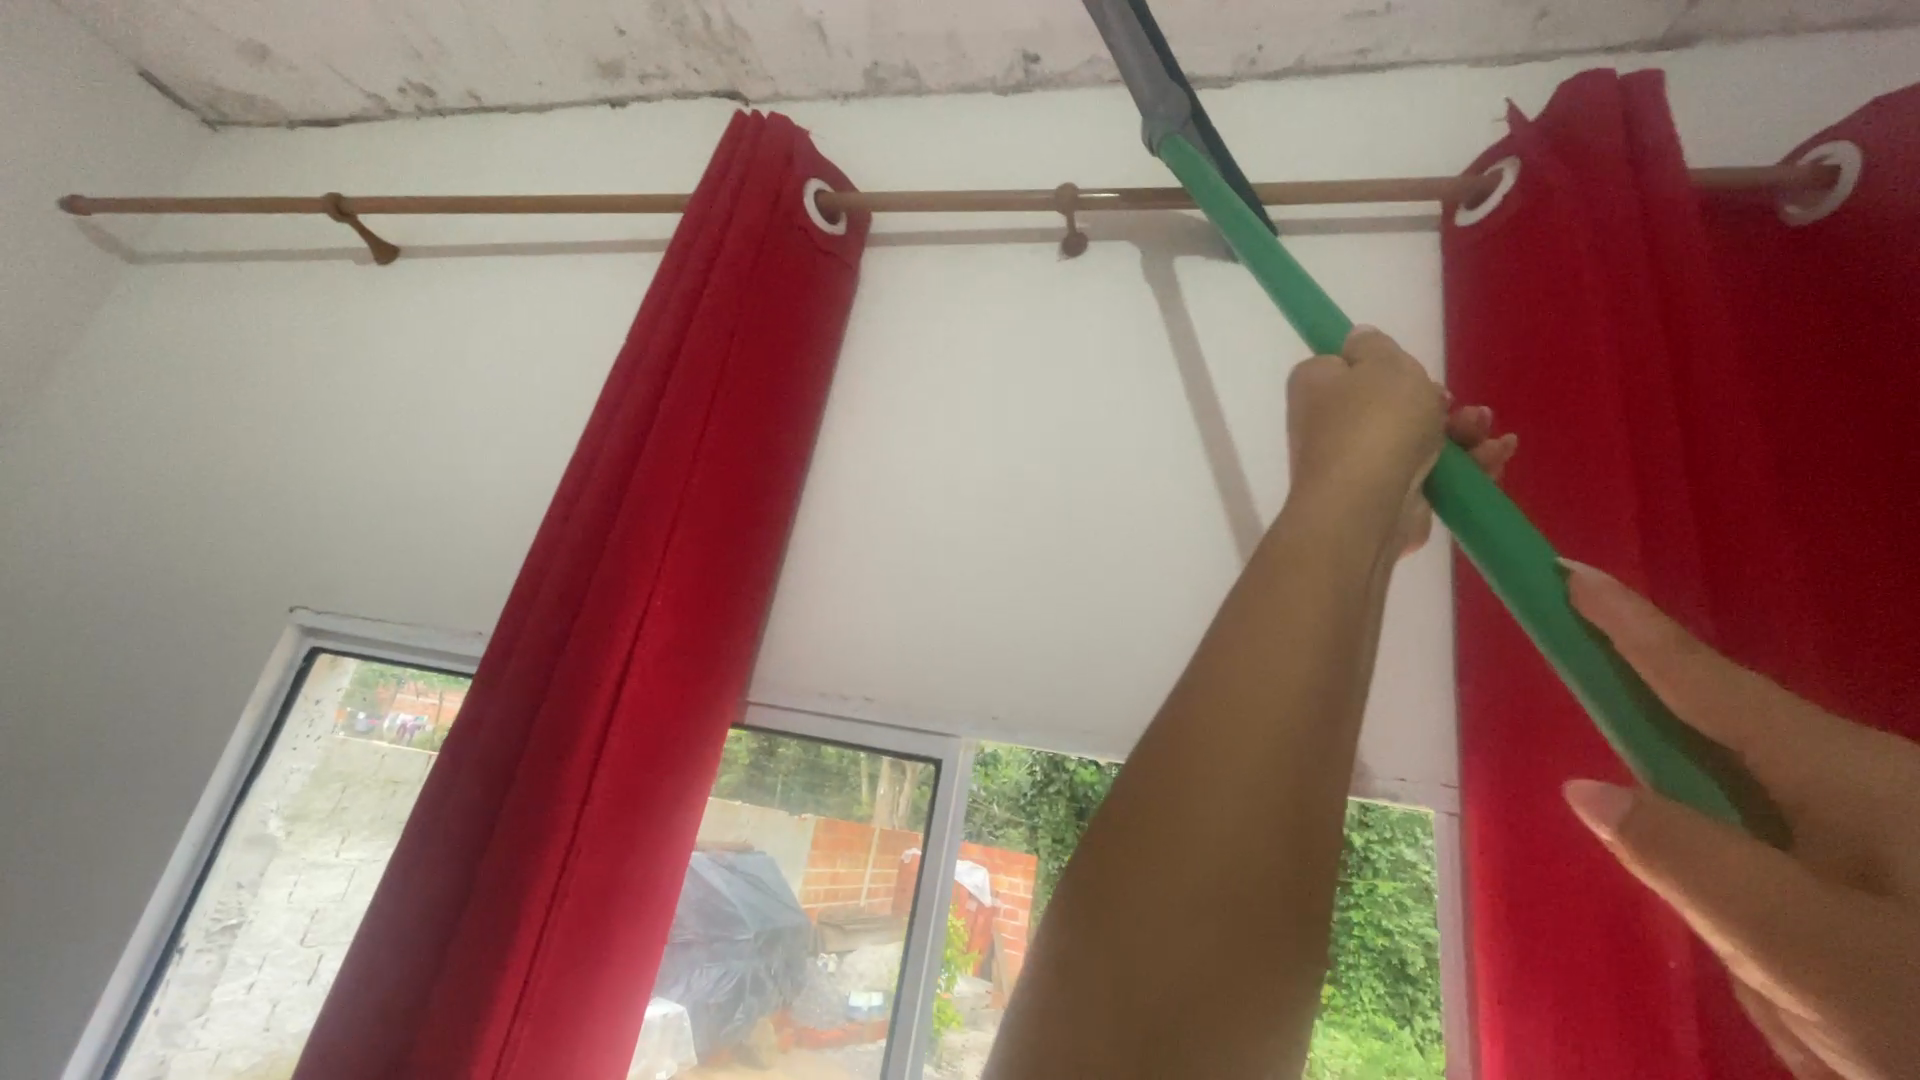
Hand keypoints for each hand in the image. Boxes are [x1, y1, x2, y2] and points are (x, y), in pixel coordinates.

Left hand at [1286, 326, 1516, 554]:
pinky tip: (1494, 455)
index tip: (1404, 368)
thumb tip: (1356, 340)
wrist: (1368, 504)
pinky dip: (1466, 464)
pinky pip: (1432, 473)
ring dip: (1461, 431)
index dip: (1380, 365)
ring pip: (1419, 438)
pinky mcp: (1387, 496)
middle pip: (1390, 403)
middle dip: (1434, 400)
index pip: (1343, 367)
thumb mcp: (1380, 361)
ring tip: (1480, 429)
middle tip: (1447, 401)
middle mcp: (1328, 426)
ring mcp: (1357, 464)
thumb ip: (1373, 345)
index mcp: (1315, 388)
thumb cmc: (1374, 421)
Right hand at [1560, 562, 1919, 1079]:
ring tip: (1819, 1016)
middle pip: (1714, 775)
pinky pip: (1779, 879)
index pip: (1704, 681)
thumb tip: (1584, 789)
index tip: (1566, 572)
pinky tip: (1826, 1004)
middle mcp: (1862, 782)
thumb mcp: (1806, 954)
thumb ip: (1685, 861)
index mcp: (1848, 774)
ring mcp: (1878, 827)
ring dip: (1751, 930)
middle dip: (1704, 864)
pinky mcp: (1880, 869)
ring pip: (1743, 841)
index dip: (1627, 626)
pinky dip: (1778, 944)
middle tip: (1754, 954)